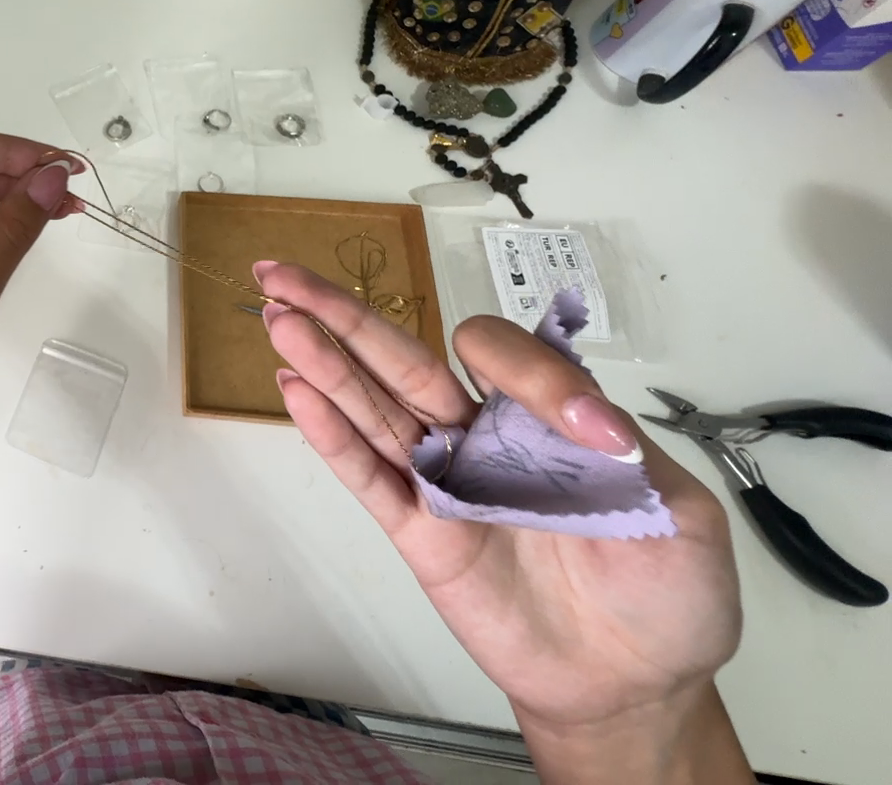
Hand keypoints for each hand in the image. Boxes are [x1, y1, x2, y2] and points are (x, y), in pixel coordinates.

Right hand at [259, 263, 746, 776]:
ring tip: (277, 317)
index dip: (519, 365)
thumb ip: (626, 453)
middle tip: (282, 275)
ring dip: (321, 361)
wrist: (625, 680)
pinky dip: (328, 433)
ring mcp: (436, 478)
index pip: (493, 352)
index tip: (580, 426)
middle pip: (397, 361)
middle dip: (339, 314)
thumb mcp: (678, 515)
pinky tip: (292, 390)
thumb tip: (584, 413)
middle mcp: (472, 434)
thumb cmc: (661, 593)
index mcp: (534, 417)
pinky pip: (365, 473)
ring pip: (368, 407)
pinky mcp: (412, 526)